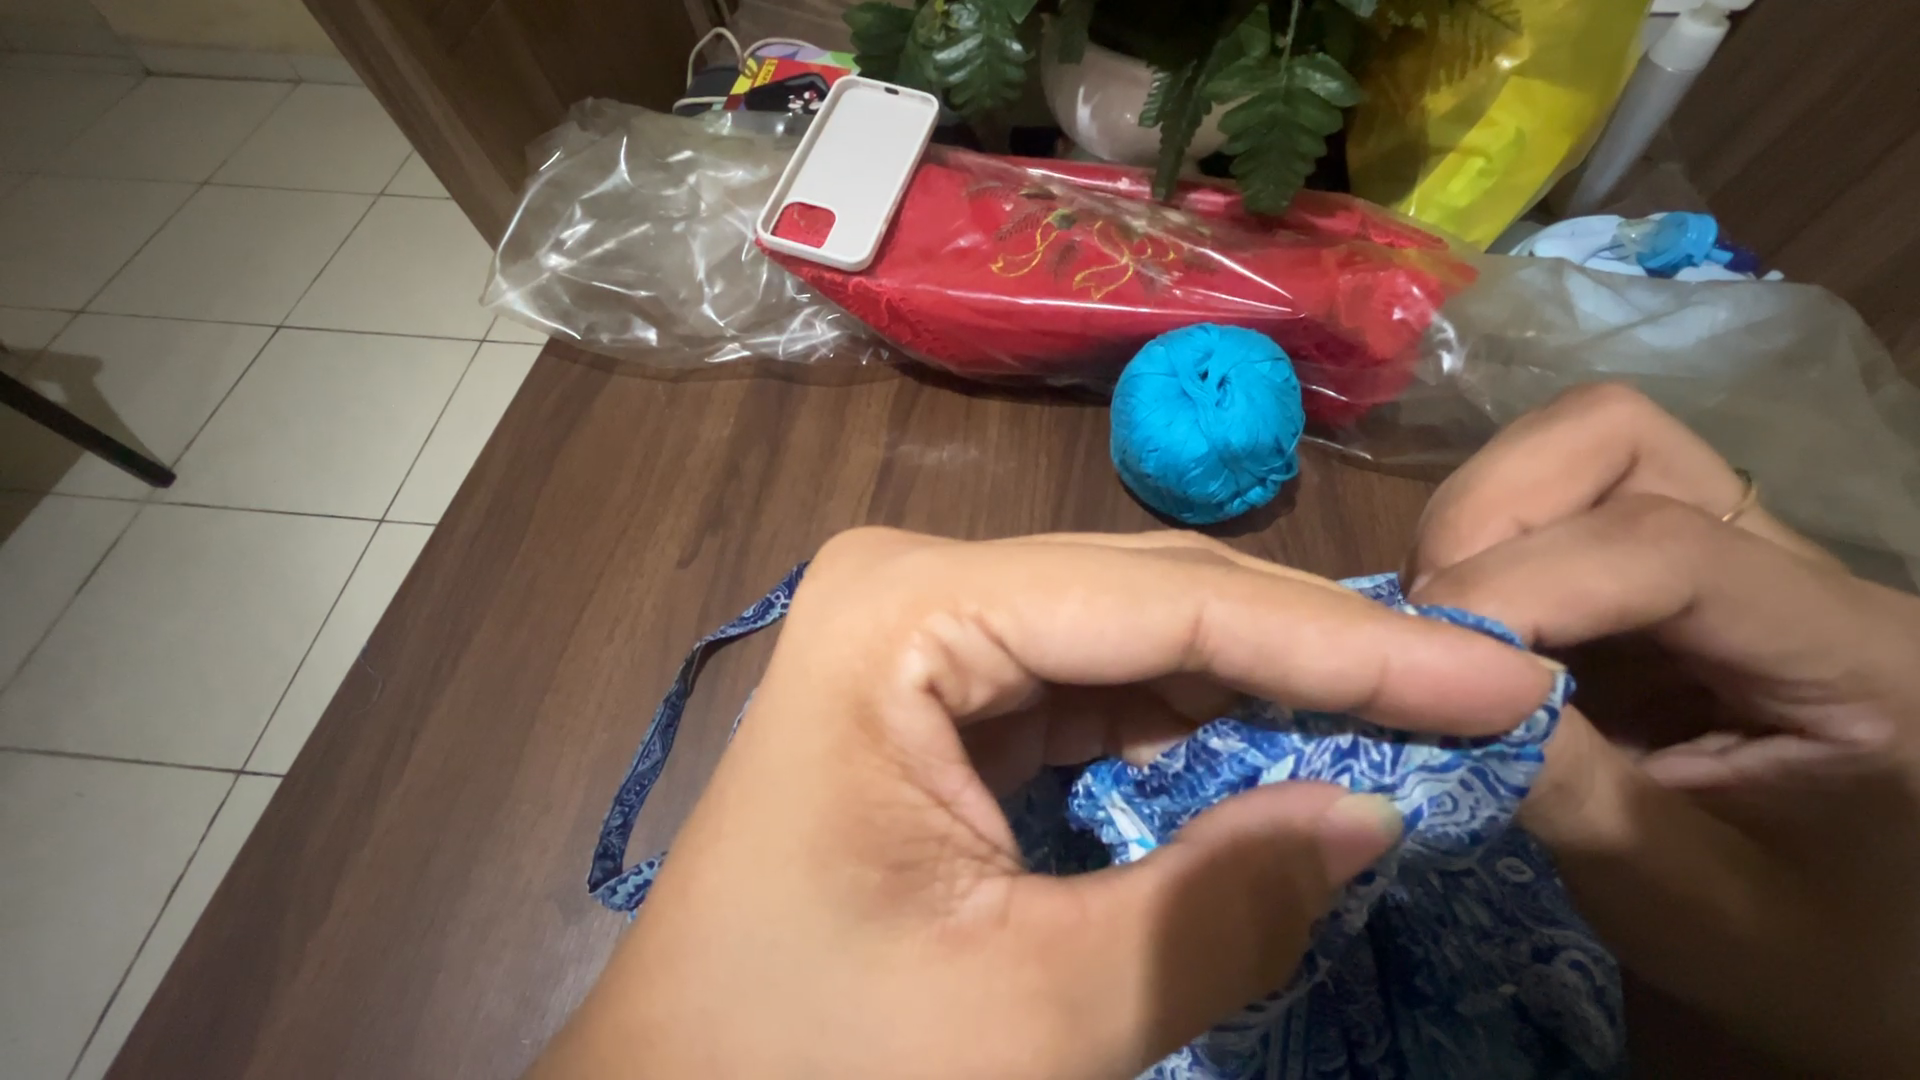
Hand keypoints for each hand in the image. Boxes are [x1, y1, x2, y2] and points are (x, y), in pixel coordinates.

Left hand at [531, 529, 1555, 1079]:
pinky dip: (1192, 713)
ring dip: (1262, 677)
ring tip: (1407, 710)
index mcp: (904, 610)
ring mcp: (923, 625)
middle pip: (1146, 596)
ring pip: (1130, 632)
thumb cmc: (812, 1060)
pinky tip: (1280, 735)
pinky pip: (1090, 679)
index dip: (1341, 642)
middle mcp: (913, 582)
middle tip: (1476, 685)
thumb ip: (1223, 905)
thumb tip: (1368, 816)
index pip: (1156, 602)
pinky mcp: (939, 680)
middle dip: (1312, 648)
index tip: (1501, 673)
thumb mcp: (1034, 1011)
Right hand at [1405, 383, 1919, 1075]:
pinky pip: (1540, 504)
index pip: (1665, 548)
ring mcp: (1716, 554)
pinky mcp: (1652, 571)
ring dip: (1470, 523)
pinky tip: (1463, 626)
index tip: (1423, 659)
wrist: (1854, 947)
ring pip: (1565, 451)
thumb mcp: (1685, 902)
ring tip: (1441, 623)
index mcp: (1855, 654)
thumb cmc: (1802, 949)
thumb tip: (1430, 695)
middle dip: (1484, 515)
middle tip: (1431, 619)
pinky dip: (1470, 547)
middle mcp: (1789, 566)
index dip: (1519, 585)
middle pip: (1610, 438)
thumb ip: (1566, 791)